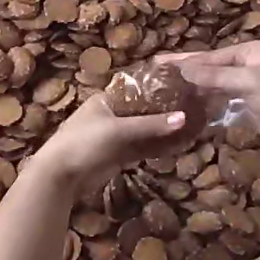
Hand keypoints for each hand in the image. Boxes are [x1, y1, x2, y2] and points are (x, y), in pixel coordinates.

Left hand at [28, 93, 188, 193]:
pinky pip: (145, 147)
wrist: (61, 175)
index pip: (137, 88)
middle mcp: (113, 114)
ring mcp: (117, 135)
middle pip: (145, 109)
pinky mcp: (120, 155)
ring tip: (198, 124)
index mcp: (107, 100)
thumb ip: (151, 125)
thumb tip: (185, 117)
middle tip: (198, 105)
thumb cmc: (83, 142)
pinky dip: (161, 146)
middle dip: (168, 109)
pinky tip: (183, 144)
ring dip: (168, 129)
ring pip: (148, 130)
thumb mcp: (117, 130)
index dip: (160, 86)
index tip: (186, 84)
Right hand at [158, 42, 259, 145]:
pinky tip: (186, 108)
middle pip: (208, 70)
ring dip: (192, 91)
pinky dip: (204, 105)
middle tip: (155, 78)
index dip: (182, 61)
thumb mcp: (250, 81)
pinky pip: (220, 103)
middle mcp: (245, 66)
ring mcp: (245, 87)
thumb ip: (215, 77)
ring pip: (212, 87)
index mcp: (248, 51)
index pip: (208, 56)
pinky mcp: (247, 106)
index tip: (157, 63)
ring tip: (164, 94)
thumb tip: (183, 69)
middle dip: (184, 74)